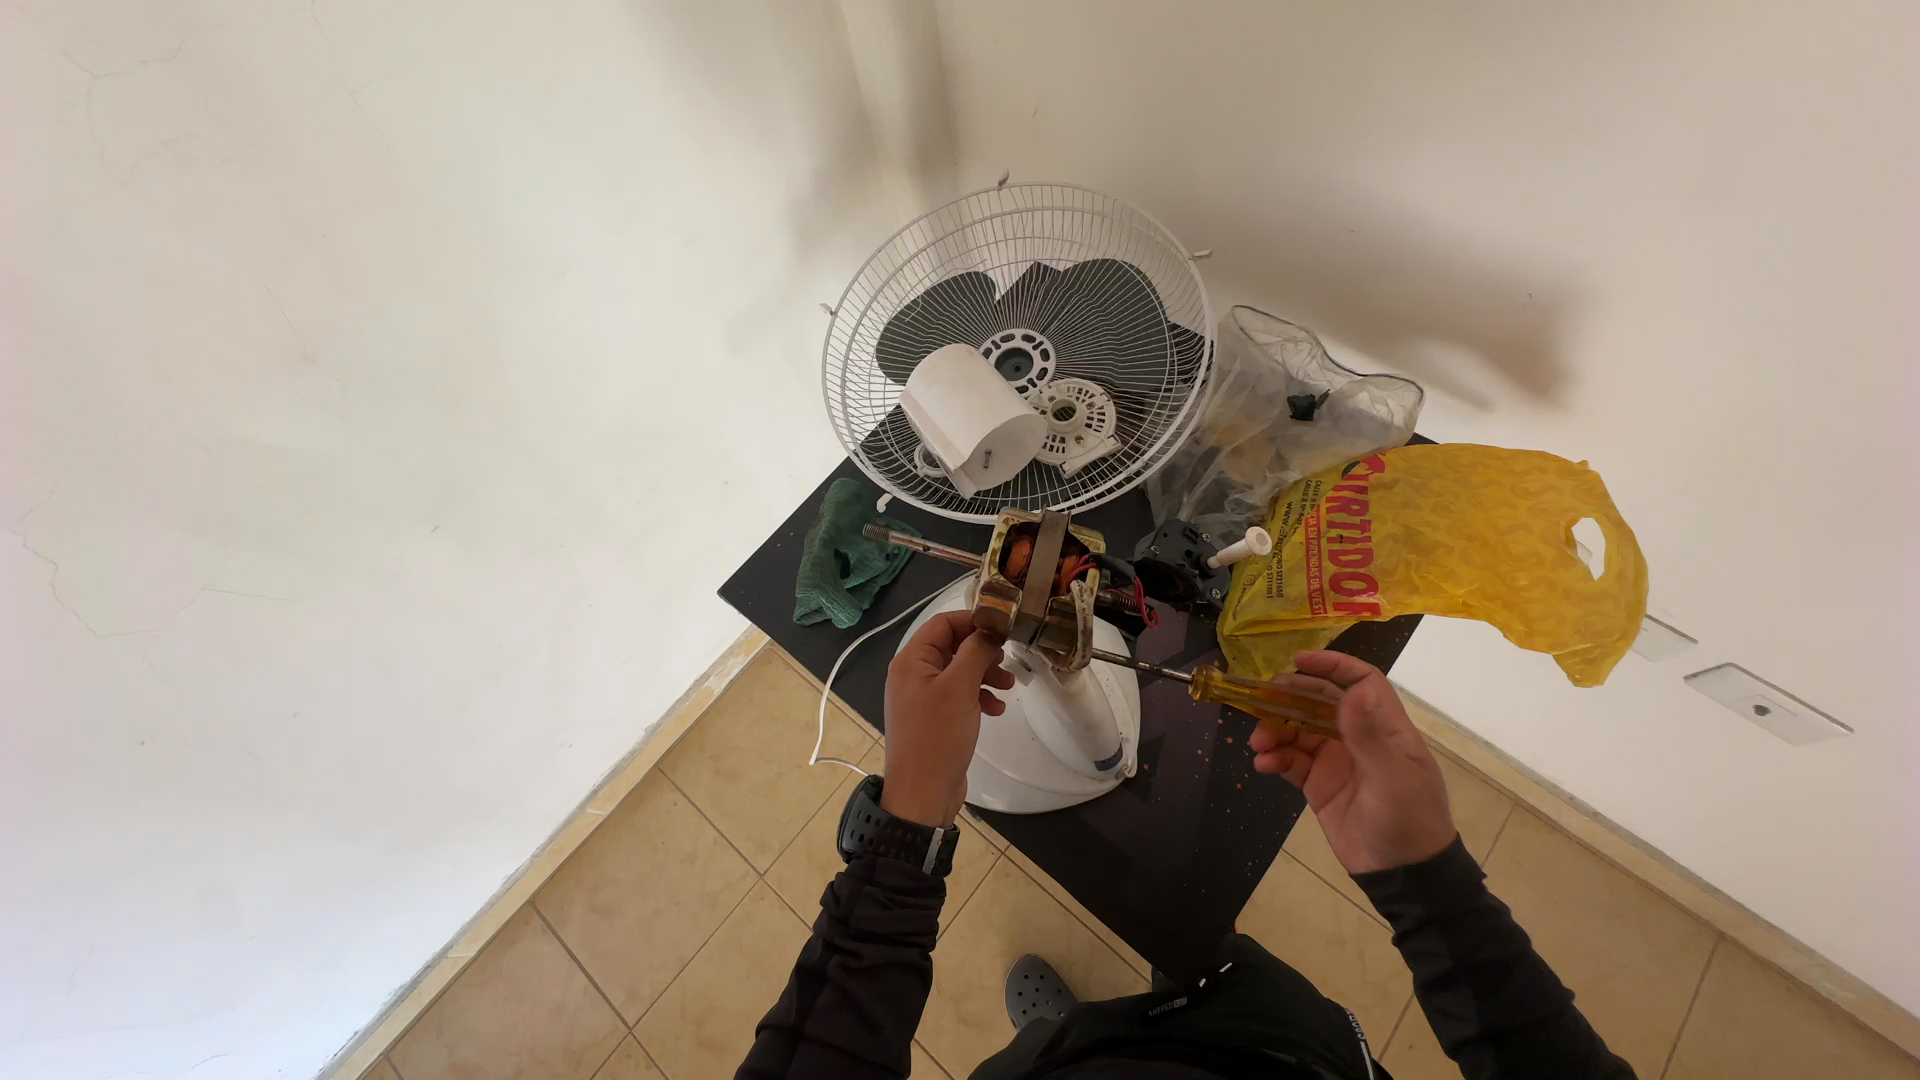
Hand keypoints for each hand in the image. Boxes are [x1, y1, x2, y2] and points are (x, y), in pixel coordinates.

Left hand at [881, 611, 1012, 826]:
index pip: (943, 623)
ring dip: (984, 674)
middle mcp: (913, 674)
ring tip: (1007, 687)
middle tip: (1006, 660)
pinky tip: (995, 709)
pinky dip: (978, 696)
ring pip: (959, 671)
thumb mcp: (959, 688)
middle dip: (982, 651)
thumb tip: (989, 628)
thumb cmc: (938, 736)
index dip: (973, 621)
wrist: (922, 794)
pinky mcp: (934, 718)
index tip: (1004, 628)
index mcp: (911, 660)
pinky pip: (958, 695)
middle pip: (952, 646)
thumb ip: (975, 651)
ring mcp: (923, 697)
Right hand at [1248, 651, 1456, 873]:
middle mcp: (1358, 738)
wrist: (1403, 877)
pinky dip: (1273, 758)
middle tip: (1260, 699)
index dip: (1332, 666)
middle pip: (1318, 702)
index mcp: (1385, 729)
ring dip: (1274, 730)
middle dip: (1289, 697)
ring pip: (1297, 730)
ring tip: (1258, 743)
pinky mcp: (1317, 784)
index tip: (1298, 661)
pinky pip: (1289, 760)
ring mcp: (1336, 760)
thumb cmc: (1409, 821)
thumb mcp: (1392, 778)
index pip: (1361, 682)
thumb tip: (1353, 690)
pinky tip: (1263, 765)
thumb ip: (1368, 735)